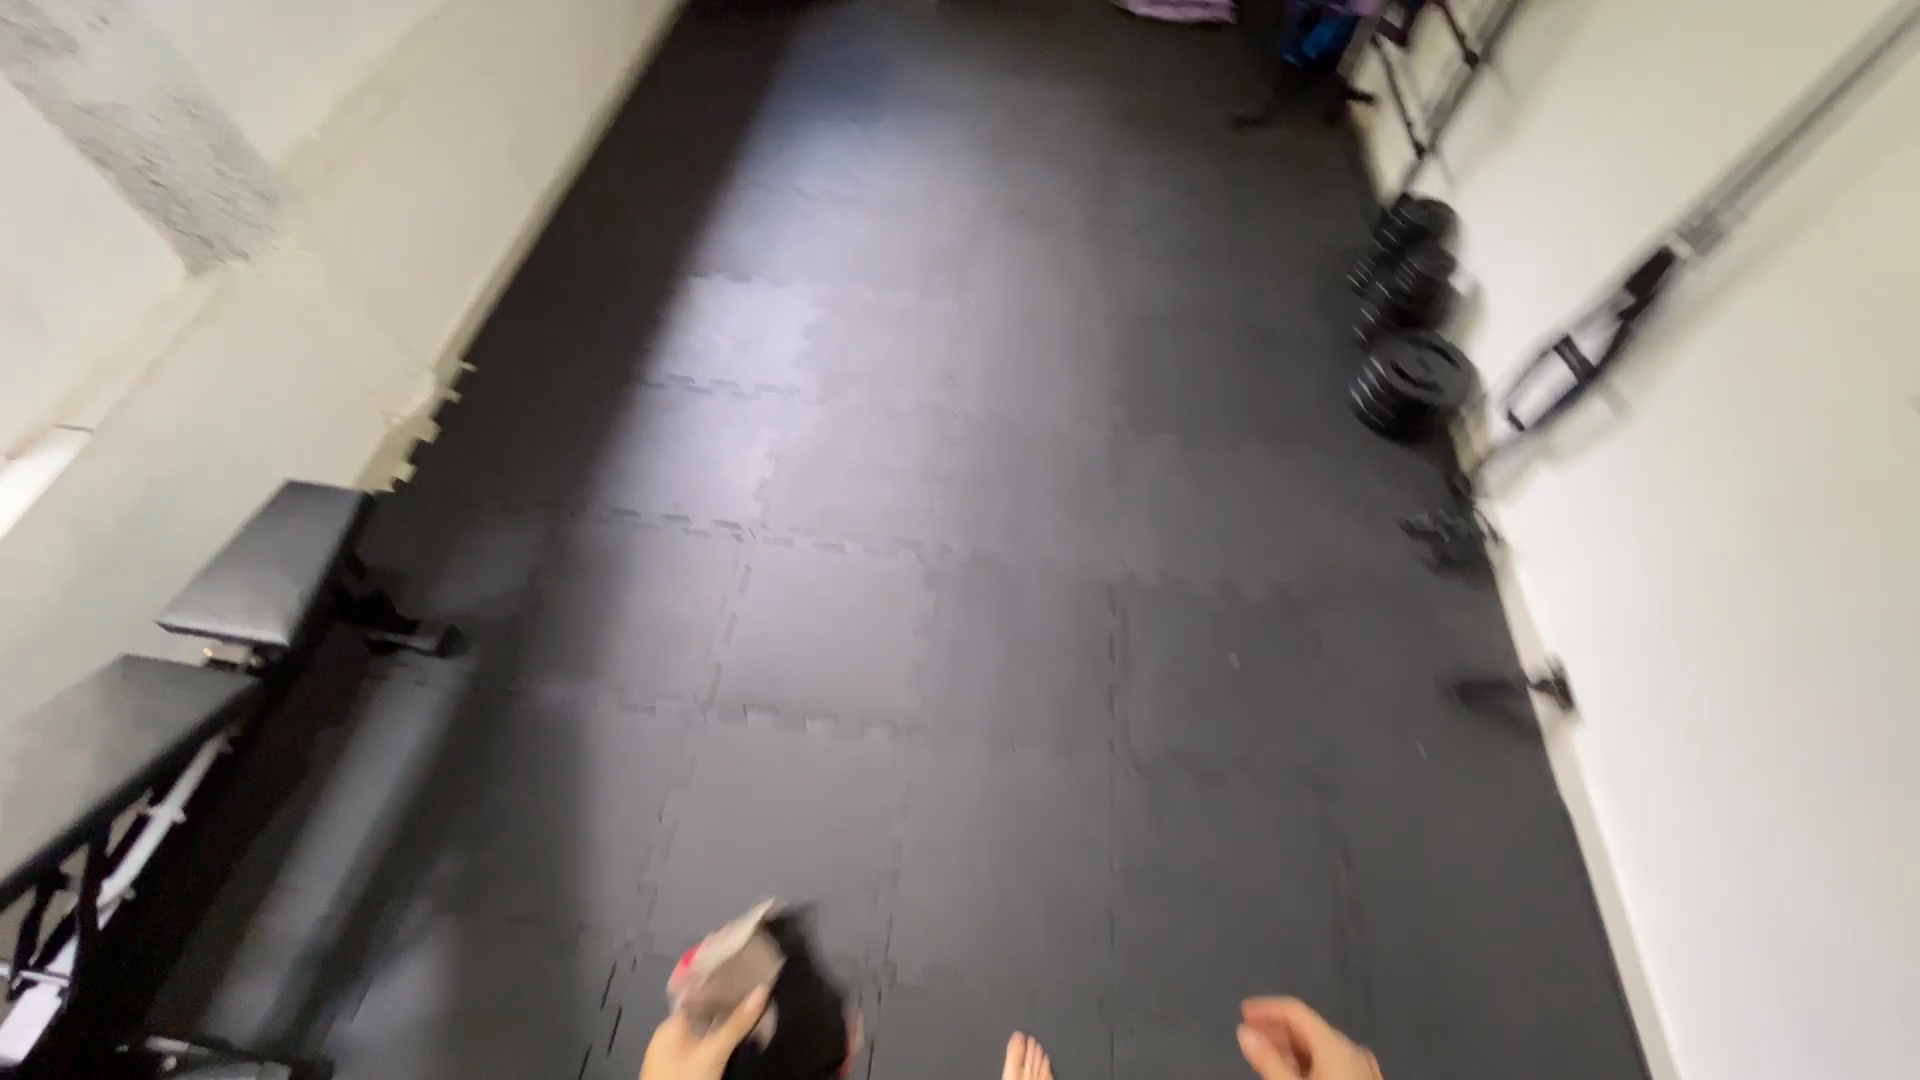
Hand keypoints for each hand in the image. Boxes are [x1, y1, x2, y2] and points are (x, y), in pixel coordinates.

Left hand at [641, 984, 769, 1079]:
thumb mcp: (713, 1053)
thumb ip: (736, 1023)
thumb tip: (761, 990)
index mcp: (670, 1025)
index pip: (698, 993)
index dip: (723, 985)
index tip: (747, 977)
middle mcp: (668, 1037)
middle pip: (702, 1013)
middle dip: (727, 1007)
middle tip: (755, 997)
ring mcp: (671, 1057)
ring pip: (703, 1032)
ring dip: (723, 1026)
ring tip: (750, 1015)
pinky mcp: (677, 1072)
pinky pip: (700, 1048)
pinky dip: (717, 1042)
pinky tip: (733, 1042)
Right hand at [1237, 998, 1381, 1079]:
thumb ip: (1268, 1057)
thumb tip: (1243, 1030)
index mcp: (1335, 1040)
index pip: (1294, 1008)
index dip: (1266, 1005)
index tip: (1244, 1010)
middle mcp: (1352, 1046)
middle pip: (1307, 1026)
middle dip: (1277, 1029)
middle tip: (1252, 1035)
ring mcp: (1364, 1065)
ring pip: (1320, 1045)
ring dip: (1292, 1047)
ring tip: (1270, 1057)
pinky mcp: (1368, 1079)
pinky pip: (1333, 1060)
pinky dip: (1310, 1060)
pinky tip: (1298, 1072)